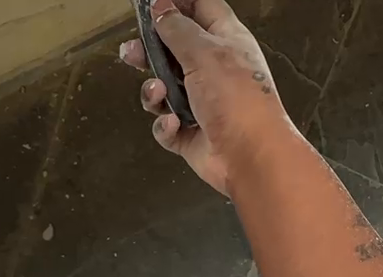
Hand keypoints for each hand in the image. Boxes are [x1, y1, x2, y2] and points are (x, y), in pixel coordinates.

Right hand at [119, 0, 302, 196]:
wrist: (249, 156)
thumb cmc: (237, 100)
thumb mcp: (205, 53)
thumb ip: (178, 29)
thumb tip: (161, 10)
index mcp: (225, 41)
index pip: (200, 9)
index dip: (176, 3)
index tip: (152, 5)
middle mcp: (213, 70)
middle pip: (174, 52)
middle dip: (151, 52)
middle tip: (132, 53)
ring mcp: (201, 105)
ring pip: (165, 92)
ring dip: (154, 93)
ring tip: (157, 94)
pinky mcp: (191, 135)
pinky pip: (167, 127)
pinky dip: (166, 126)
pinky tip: (174, 125)